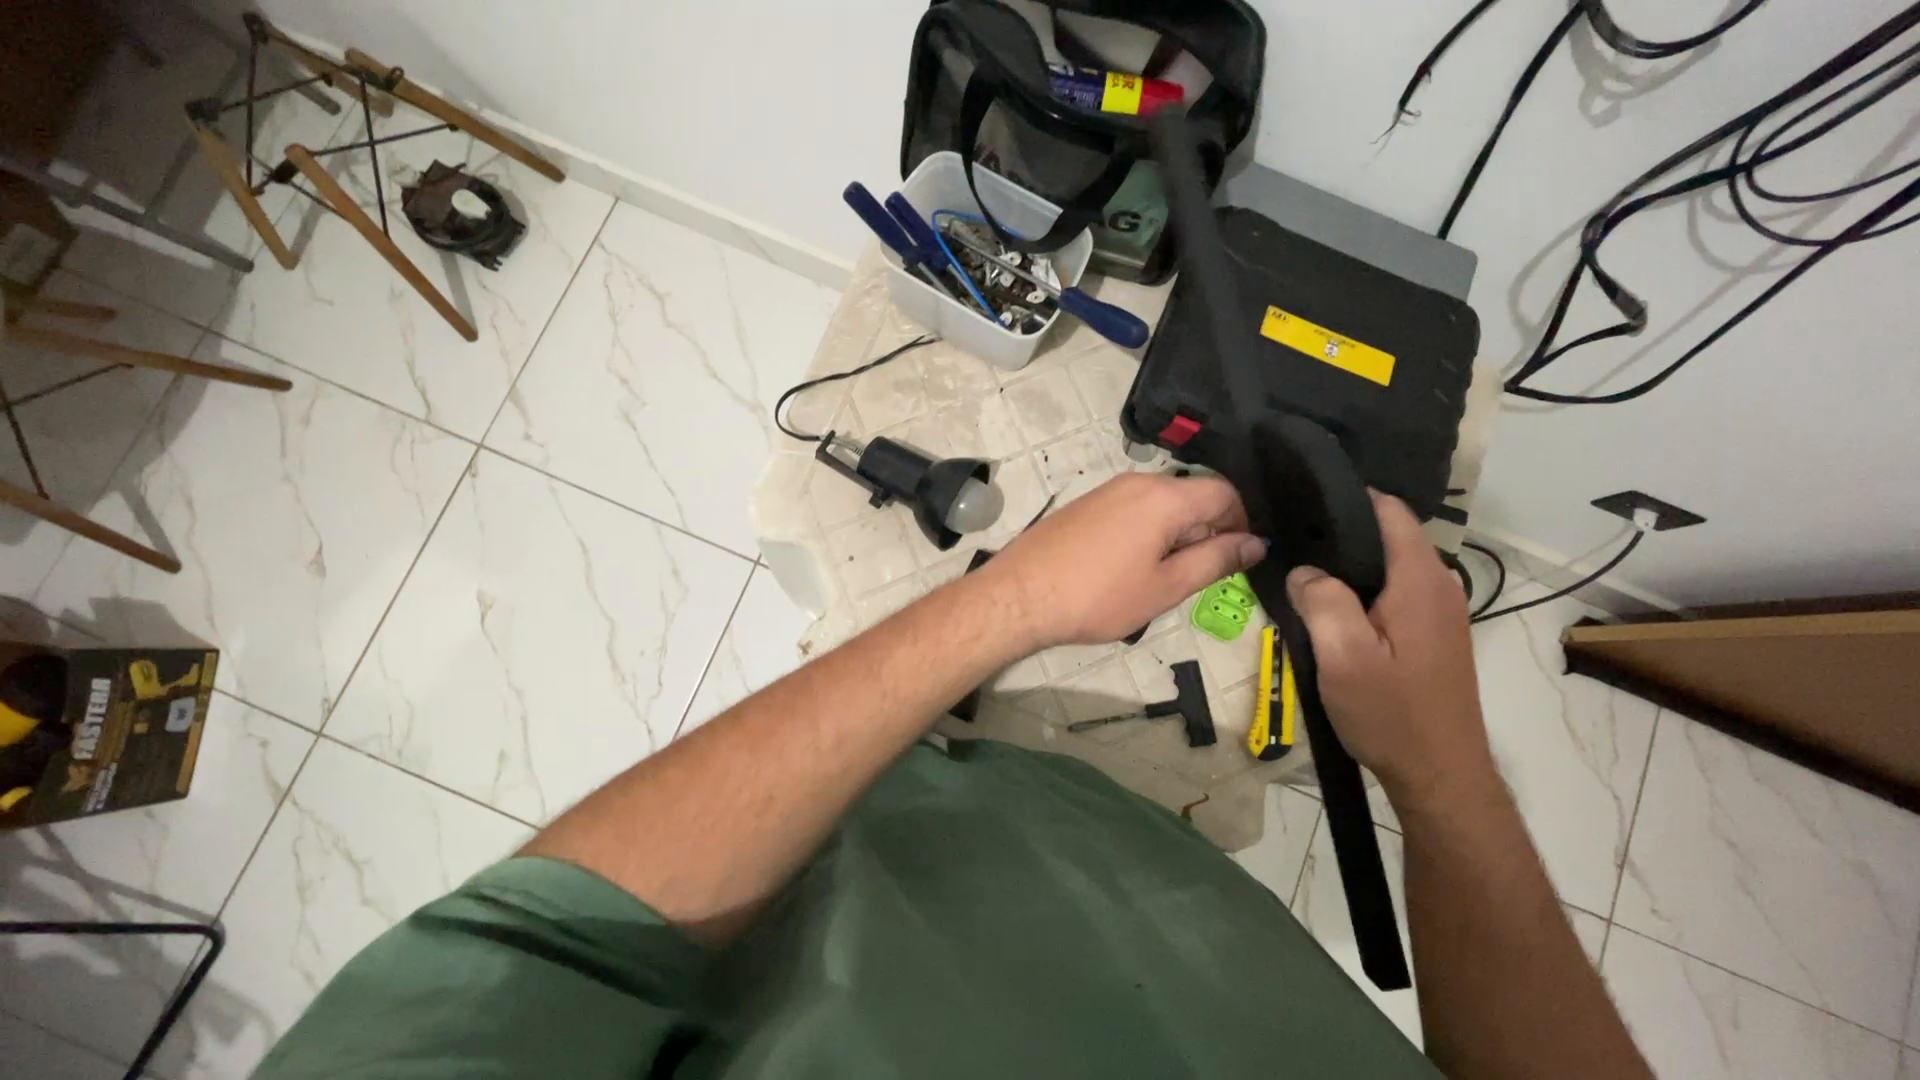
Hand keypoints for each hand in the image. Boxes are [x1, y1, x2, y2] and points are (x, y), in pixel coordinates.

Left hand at [982, 473, 1266, 648]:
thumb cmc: (1098, 596)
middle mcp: (1137, 481)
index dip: (1243, 522)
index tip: (1239, 558)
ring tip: (1164, 577)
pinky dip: (1149, 531)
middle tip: (1201, 575)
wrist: (1019, 595)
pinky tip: (1133, 567)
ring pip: (1163, 503)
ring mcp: (1107, 490)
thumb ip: (1215, 561)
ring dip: (1177, 534)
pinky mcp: (1086, 504)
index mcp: (1164, 496)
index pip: (1225, 492)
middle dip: (1209, 530)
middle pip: (1193, 495)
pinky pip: (1134, 508)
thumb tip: (1256, 543)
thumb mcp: (1165, 587)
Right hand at [1285, 492, 1497, 814]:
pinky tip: (1331, 612)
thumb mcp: (1343, 655)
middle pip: (1387, 537)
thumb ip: (1321, 600)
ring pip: (1387, 568)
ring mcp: (1440, 611)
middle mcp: (1439, 585)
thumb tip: (1304, 570)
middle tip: (1288, 543)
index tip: (1299, 501)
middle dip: (1339, 534)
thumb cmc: (1392, 713)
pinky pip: (1393, 593)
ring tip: (1301, 574)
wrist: (1440, 774)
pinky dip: (1363, 592)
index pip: (1388, 510)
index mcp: (1420, 580)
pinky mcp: (1433, 635)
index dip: (1346, 498)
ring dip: (1348, 568)